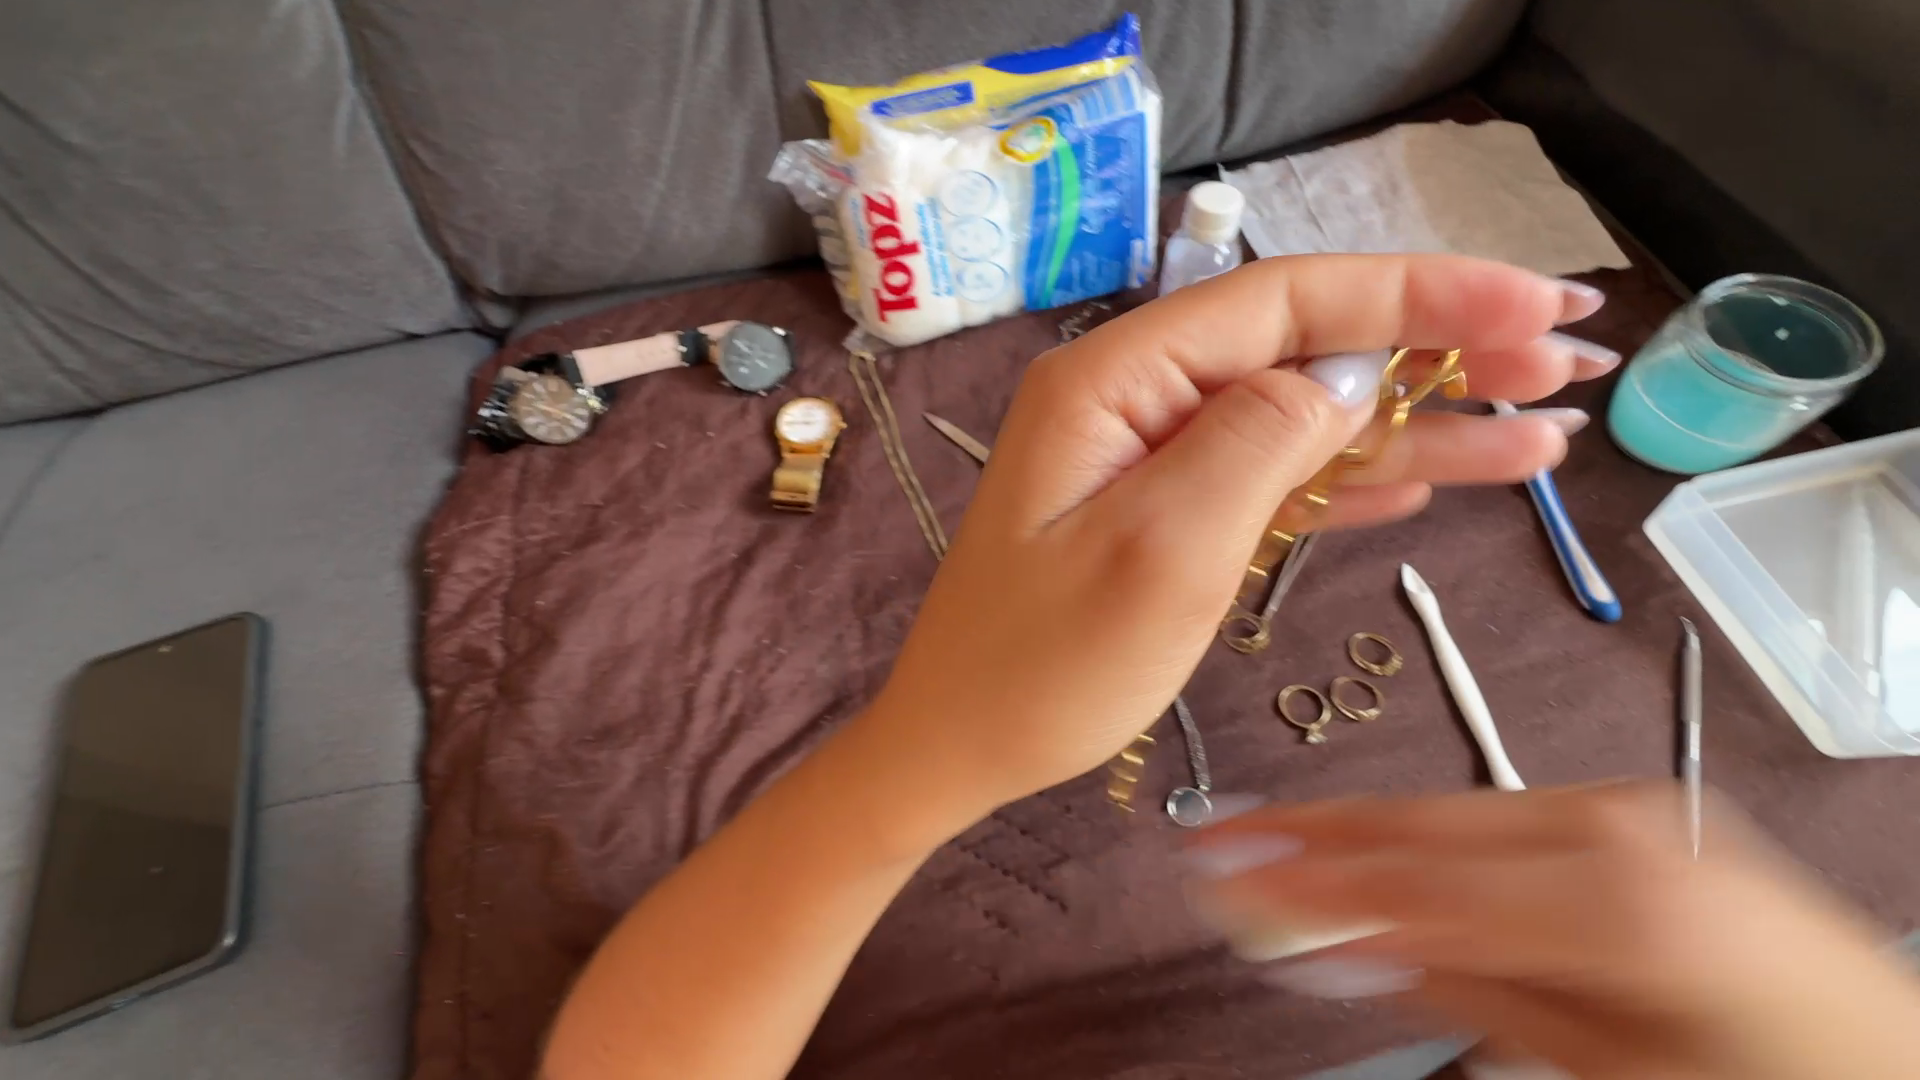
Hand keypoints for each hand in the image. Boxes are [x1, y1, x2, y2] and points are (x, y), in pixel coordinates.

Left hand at [855, 255, 1616, 822]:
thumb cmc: (1044, 663)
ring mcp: (1147, 459)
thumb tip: (1343, 375)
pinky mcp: (1162, 513)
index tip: (1532, 308)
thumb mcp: (1161, 550)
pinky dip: (1351, 478)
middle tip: (1563, 362)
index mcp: (1111, 383)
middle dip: (1431, 352)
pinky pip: (1269, 478)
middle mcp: (1129, 401)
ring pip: (1297, 419)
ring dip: (1413, 423)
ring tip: (1540, 433)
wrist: (965, 741)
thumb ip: (1255, 442)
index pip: (1279, 301)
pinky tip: (1432, 477)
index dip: (1414, 293)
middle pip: (1298, 350)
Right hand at [1188, 784, 1919, 1079]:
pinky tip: (1341, 839)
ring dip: (1336, 827)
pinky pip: (1473, 814)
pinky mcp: (1608, 805)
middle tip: (1207, 841)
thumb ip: (1457, 984)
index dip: (1301, 878)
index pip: (1413, 881)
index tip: (1216, 876)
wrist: (1897, 1063)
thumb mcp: (1607, 1069)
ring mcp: (1611, 802)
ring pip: (1433, 808)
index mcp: (1622, 902)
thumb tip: (1327, 940)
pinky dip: (1397, 831)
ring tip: (1249, 833)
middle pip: (1412, 822)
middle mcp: (1610, 823)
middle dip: (1299, 833)